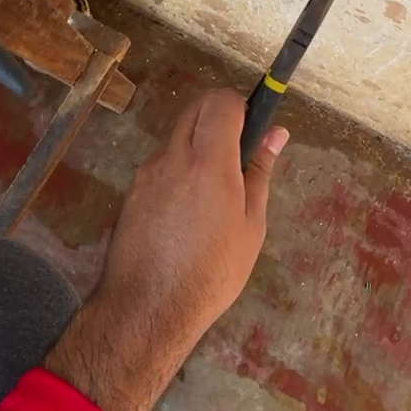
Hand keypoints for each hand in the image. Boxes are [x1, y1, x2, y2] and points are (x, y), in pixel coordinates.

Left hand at [44, 89, 286, 410]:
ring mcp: (149, 171)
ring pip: (178, 134)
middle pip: (196, 107)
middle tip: (238, 150)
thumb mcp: (250, 225)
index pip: (222, 102)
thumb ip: (259, 171)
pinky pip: (163, 161)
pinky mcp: (134, 188)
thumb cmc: (213, 271)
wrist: (148, 308)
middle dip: (220, 114)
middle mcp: (175, 156)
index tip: (254, 126)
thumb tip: (276, 133)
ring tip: (215, 189)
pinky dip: (181, 166)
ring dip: (199, 141)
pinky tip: (189, 208)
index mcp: (210, 162)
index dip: (242, 105)